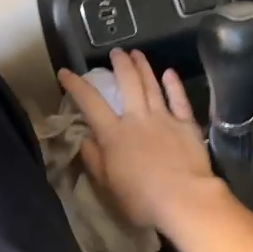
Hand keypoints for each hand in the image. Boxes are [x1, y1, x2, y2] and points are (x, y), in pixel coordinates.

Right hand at [57, 48, 224, 233]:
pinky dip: (173, 84)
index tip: (65, 72)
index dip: (76, 84)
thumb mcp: (107, 185)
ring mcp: (164, 118)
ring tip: (137, 53)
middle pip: (128, 82)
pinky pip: (178, 99)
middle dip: (120, 64)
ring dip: (143, 66)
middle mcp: (137, 118)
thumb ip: (94, 159)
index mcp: (114, 134)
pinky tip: (169, 73)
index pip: (90, 102)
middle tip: (116, 52)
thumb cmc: (141, 199)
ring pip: (151, 85)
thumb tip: (85, 139)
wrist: (184, 199)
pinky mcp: (186, 124)